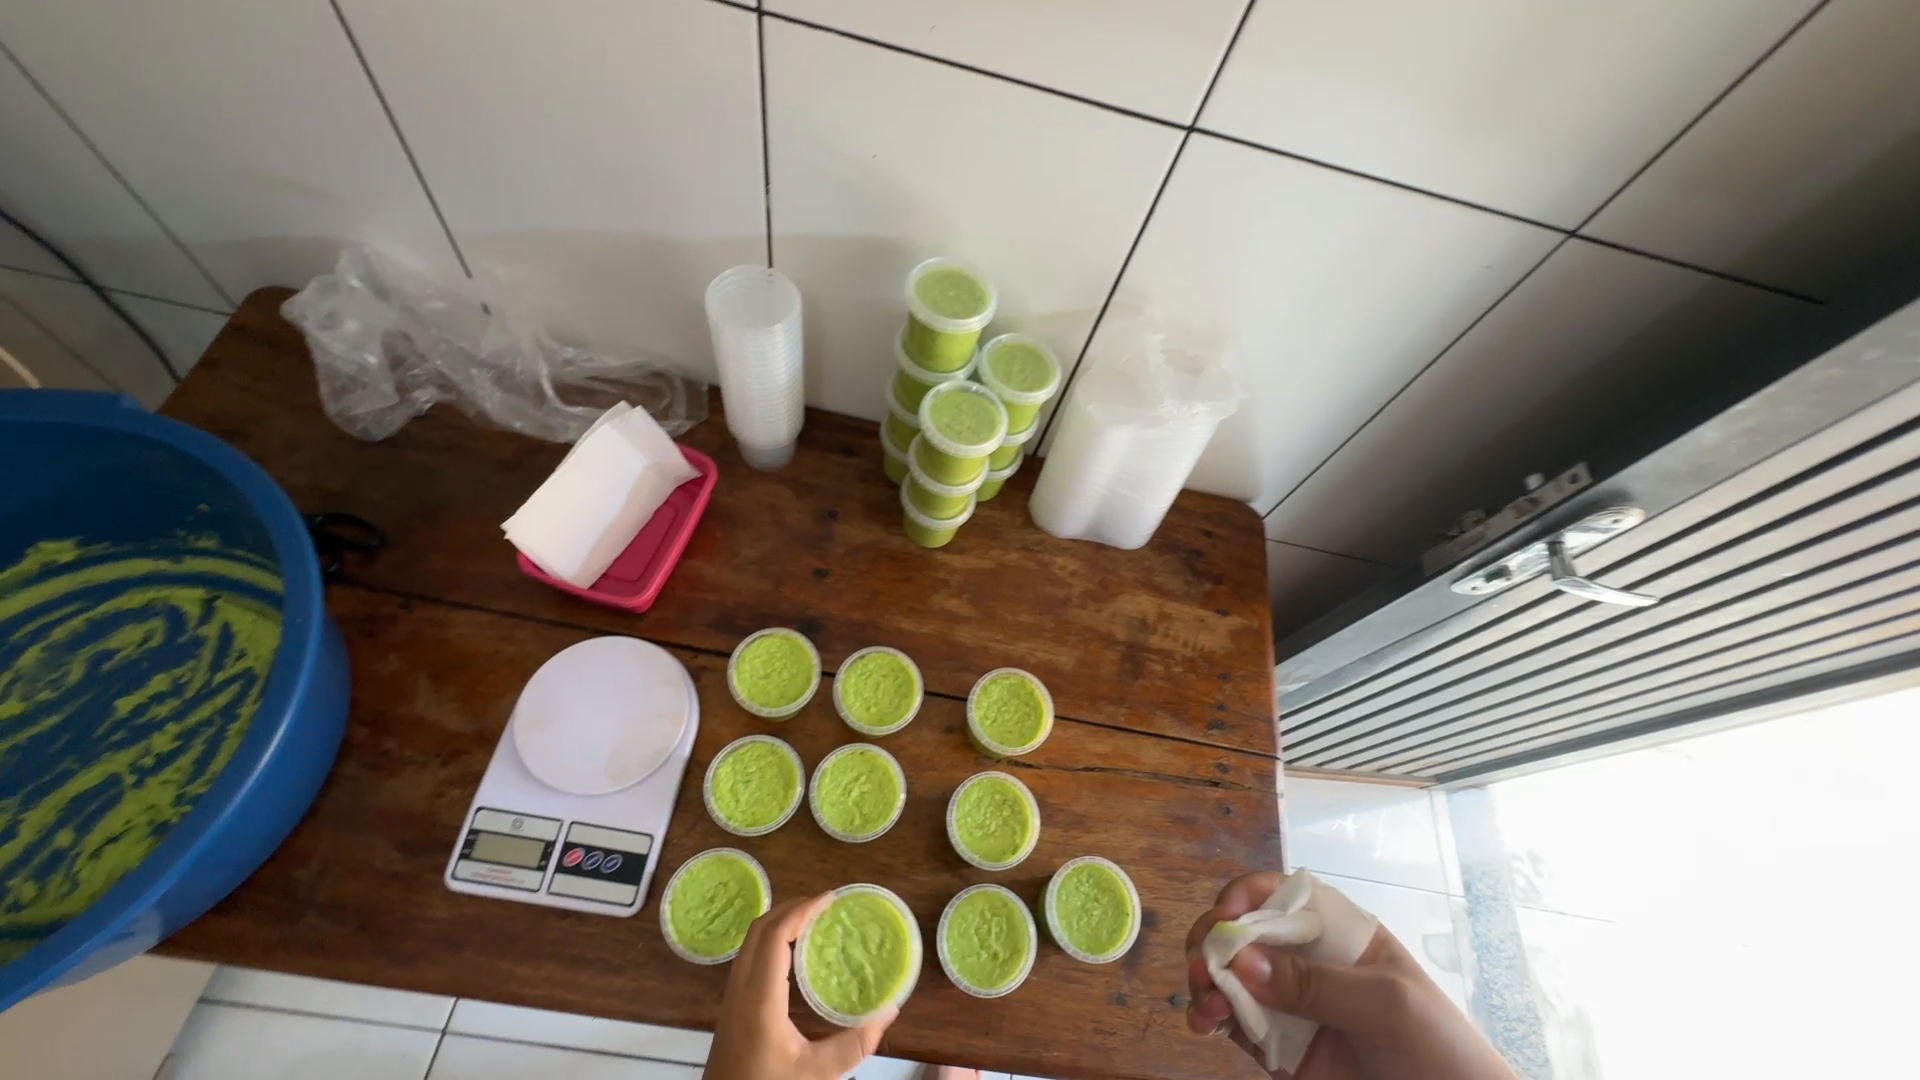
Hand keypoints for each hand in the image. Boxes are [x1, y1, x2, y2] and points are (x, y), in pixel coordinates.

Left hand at [704, 893, 898, 1079]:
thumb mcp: (816, 1075)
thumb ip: (854, 1044)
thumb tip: (890, 1011)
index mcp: (760, 999)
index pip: (776, 935)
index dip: (802, 909)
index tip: (830, 898)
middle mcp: (740, 990)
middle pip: (760, 929)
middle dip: (792, 908)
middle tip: (825, 905)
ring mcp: (731, 998)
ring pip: (750, 941)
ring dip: (779, 922)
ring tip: (812, 921)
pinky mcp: (730, 1008)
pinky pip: (748, 957)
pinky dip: (770, 940)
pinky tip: (793, 953)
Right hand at [1185, 873, 1514, 1079]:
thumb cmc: (1441, 1050)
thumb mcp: (1388, 1006)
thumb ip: (1316, 983)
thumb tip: (1241, 958)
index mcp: (1336, 933)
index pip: (1280, 894)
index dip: (1247, 896)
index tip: (1226, 916)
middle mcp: (1305, 961)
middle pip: (1242, 932)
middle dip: (1214, 939)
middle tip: (1202, 964)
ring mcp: (1289, 1005)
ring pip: (1228, 975)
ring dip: (1204, 979)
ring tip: (1203, 1002)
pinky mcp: (1277, 1047)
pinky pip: (1232, 1022)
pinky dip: (1208, 1015)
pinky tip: (1202, 1022)